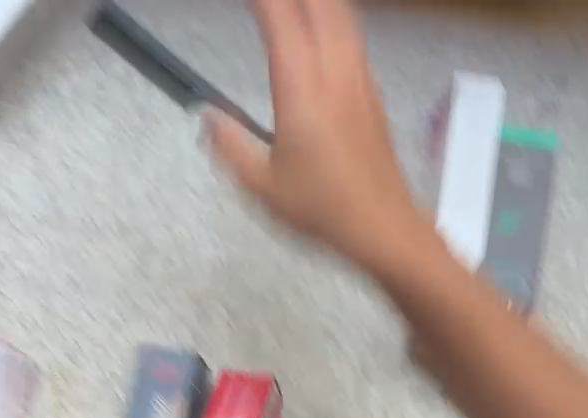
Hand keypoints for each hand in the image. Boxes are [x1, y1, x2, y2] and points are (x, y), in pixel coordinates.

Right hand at [206, 0, 428, 271]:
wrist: (382, 225)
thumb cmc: (321, 210)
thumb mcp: (262, 187)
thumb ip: (230, 147)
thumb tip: (206, 117)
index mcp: (301, 89)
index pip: (279, 16)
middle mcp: (335, 70)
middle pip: (318, 1)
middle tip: (265, 2)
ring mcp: (359, 76)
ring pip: (341, 11)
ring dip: (315, 0)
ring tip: (292, 5)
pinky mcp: (372, 90)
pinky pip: (352, 32)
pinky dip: (333, 15)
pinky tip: (323, 25)